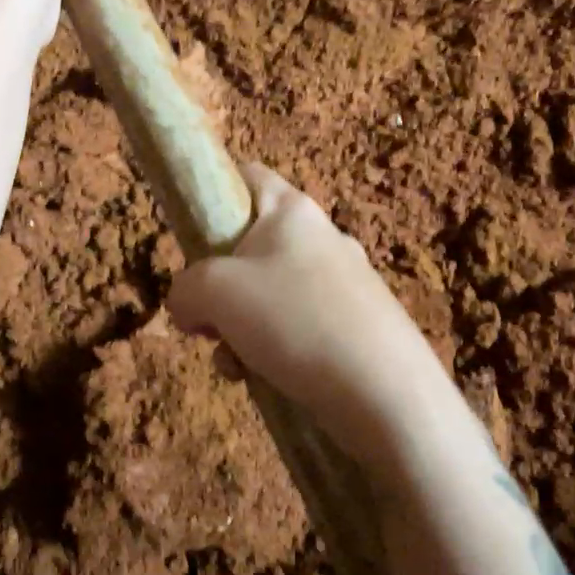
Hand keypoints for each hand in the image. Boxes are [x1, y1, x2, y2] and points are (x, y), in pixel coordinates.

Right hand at [168, 162, 425, 459]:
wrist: (390, 399)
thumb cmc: (295, 322)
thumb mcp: (214, 293)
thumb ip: (184, 289)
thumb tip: (187, 306)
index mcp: (291, 210)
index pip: (244, 175)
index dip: (211, 194)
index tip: (188, 237)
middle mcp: (322, 237)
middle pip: (250, 246)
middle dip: (219, 287)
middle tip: (207, 321)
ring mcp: (346, 284)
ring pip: (270, 295)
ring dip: (241, 328)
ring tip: (236, 365)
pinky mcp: (360, 328)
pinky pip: (299, 329)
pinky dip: (275, 351)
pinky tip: (267, 382)